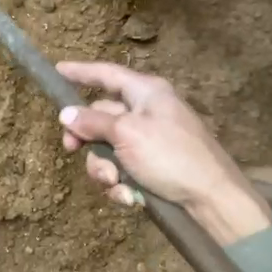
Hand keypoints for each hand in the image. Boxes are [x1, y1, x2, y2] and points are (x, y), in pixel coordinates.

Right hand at [56, 61, 271, 245]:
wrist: (214, 200)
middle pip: (100, 116)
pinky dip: (120, 183)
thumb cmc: (171, 156)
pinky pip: (122, 168)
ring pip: (107, 147)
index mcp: (147, 92)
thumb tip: (65, 114)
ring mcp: (150, 141)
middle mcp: (148, 111)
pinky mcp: (153, 167)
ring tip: (114, 183)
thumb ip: (92, 122)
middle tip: (71, 150)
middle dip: (86, 138)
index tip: (57, 70)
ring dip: (103, 167)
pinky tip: (129, 196)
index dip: (81, 72)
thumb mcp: (126, 135)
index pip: (107, 74)